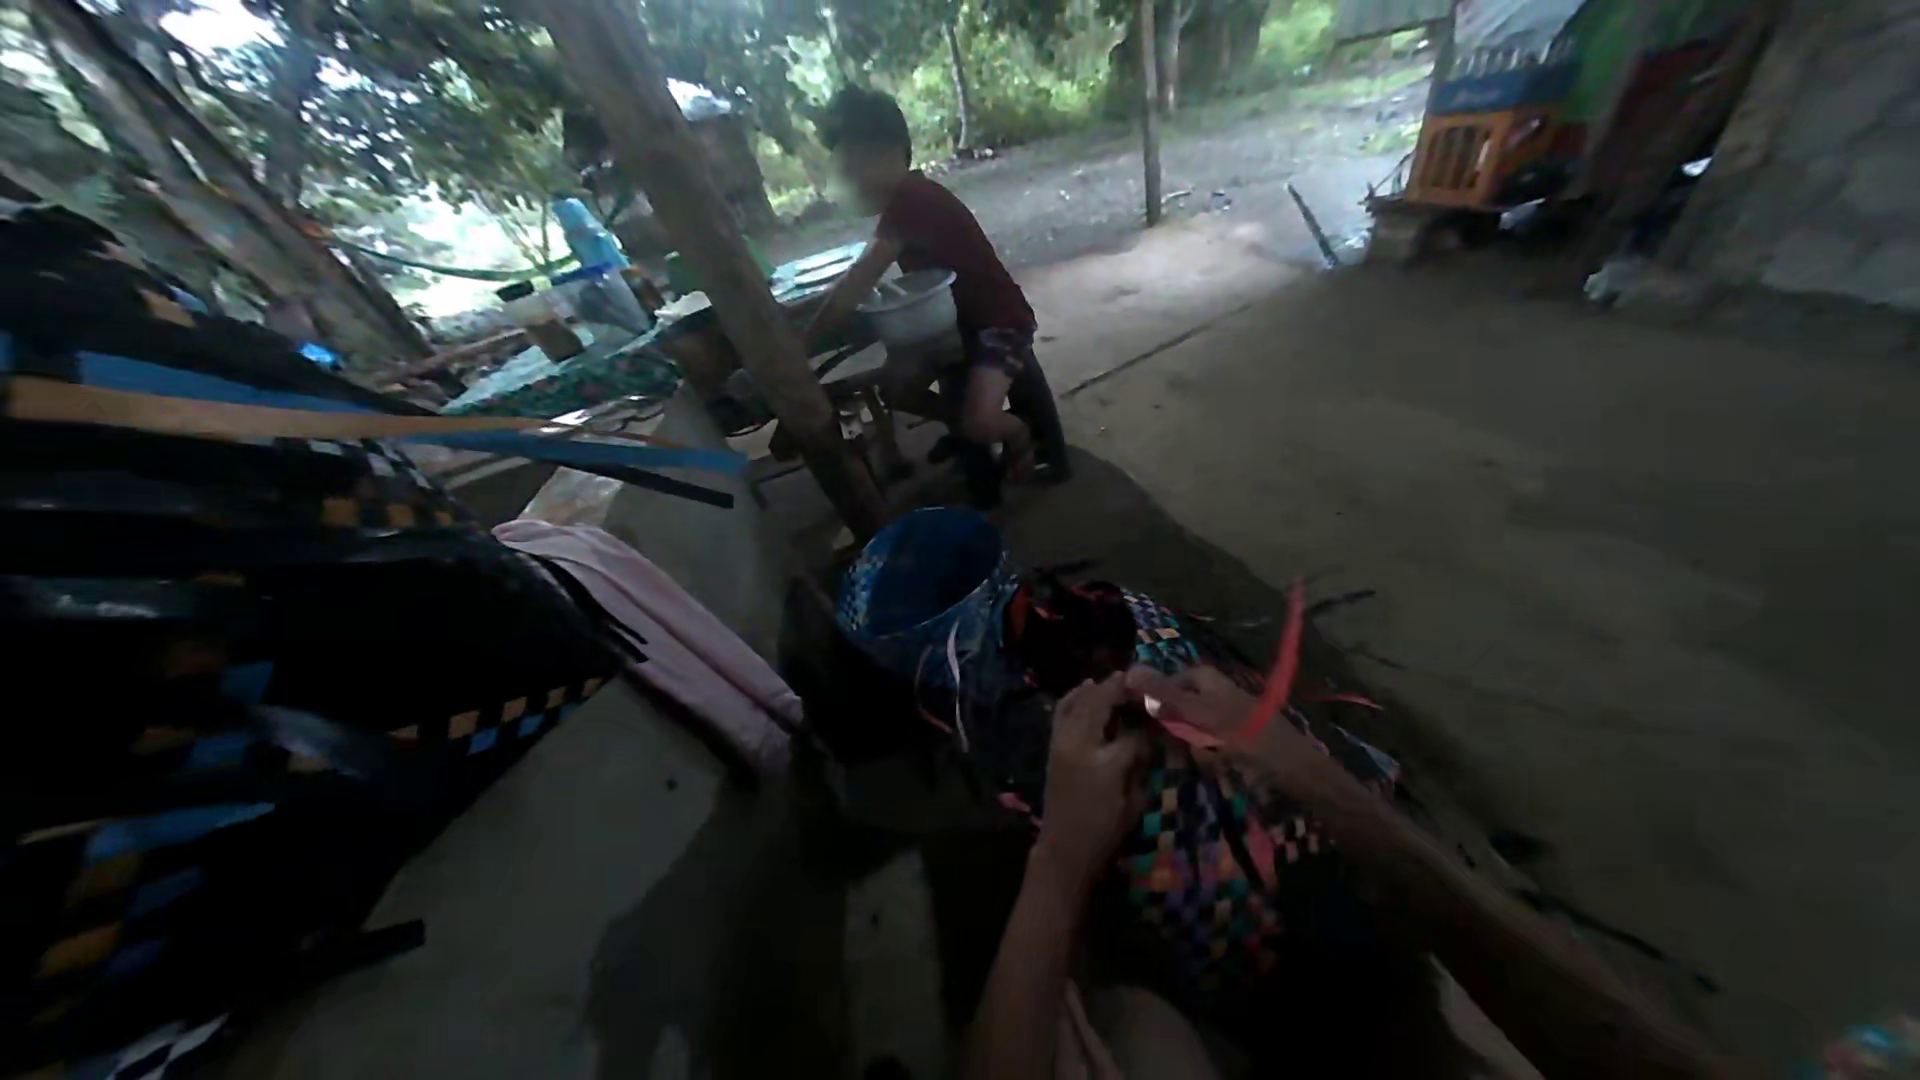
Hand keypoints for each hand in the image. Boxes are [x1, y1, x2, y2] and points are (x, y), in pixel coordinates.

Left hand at [1033, 675, 1147, 893]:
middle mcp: (1078, 745)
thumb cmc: (1104, 830)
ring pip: (1076, 702)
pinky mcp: (1052, 745)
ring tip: (1114, 681)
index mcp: (1104, 763)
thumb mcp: (1133, 801)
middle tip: (1136, 680)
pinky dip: (1074, 696)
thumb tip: (1148, 736)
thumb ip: (1140, 763)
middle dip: (1117, 689)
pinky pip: (1062, 711)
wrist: (1064, 848)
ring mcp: (1061, 742)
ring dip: (1095, 688)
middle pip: (1098, 704)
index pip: (1131, 732)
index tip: (1160, 711)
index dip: (1147, 722)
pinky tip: (1086, 688)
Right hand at [1125, 665, 1320, 776]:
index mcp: (1203, 678)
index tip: (1142, 725)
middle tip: (1181, 748)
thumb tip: (1128, 670)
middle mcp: (1209, 692)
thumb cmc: (1247, 737)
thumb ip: (1164, 694)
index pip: (1160, 684)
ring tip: (1205, 760)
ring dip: (1190, 749)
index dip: (1150, 703)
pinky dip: (1205, 758)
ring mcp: (1219, 717)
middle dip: (1174, 733)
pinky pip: (1203, 747)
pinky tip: (1216, 766)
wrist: (1296, 773)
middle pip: (1172, 710)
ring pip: (1186, 732)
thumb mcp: (1200, 714)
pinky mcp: (1229, 739)